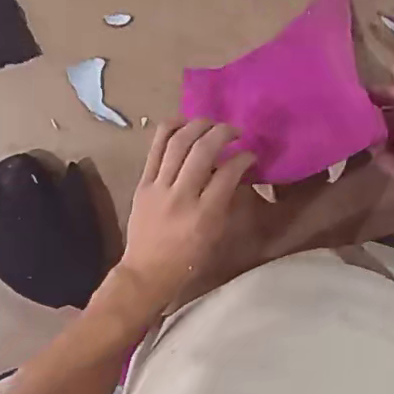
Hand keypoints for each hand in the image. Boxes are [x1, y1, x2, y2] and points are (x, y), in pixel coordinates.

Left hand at [107, 119, 254, 319]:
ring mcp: (159, 188)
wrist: (147, 271)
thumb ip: (225, 203)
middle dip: (223, 133)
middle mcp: (182, 196)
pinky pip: (155, 149)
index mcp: (204, 214)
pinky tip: (183, 122)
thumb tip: (234, 174)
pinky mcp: (143, 184)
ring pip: (178, 143)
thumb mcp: (215, 235)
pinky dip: (170, 130)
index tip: (250, 155)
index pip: (228, 173)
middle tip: (234, 132)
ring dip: (197, 126)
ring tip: (210, 123)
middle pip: (204, 150)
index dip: (243, 158)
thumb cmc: (187, 260)